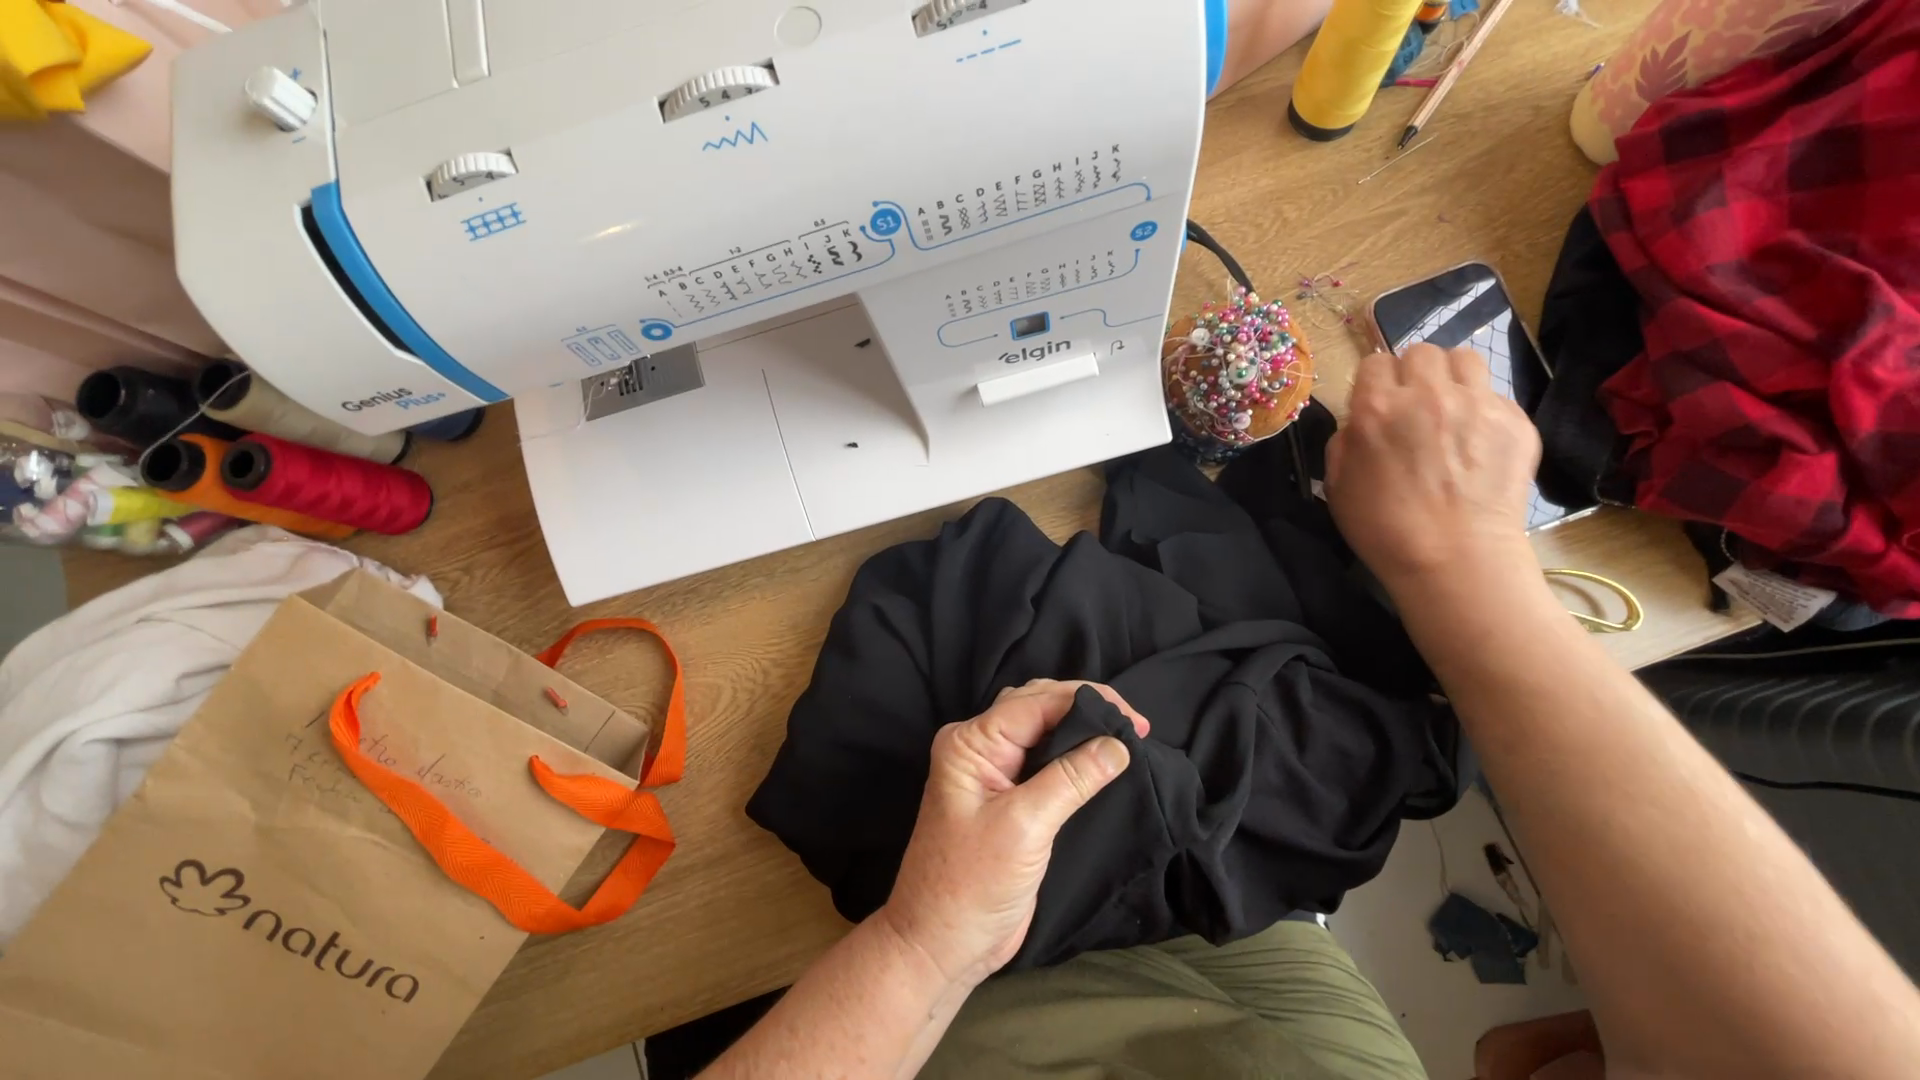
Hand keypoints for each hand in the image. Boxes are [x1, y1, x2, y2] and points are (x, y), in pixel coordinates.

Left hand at [879, 680, 1146, 987]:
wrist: (941, 943)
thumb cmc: (972, 884)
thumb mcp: (1024, 826)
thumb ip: (1071, 779)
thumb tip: (1118, 743)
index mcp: (970, 742)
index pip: (1036, 702)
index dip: (1088, 700)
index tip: (1137, 720)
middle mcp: (978, 748)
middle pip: (1038, 707)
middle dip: (1087, 708)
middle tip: (1137, 726)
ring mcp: (992, 773)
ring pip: (1042, 730)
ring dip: (1082, 728)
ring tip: (1127, 737)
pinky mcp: (1008, 799)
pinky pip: (1044, 761)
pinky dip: (1074, 756)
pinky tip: (1102, 761)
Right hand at [1325, 344, 1541, 592]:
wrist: (1454, 558)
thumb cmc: (1384, 528)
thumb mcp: (1337, 485)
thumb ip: (1344, 442)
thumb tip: (1360, 424)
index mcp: (1376, 408)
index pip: (1375, 362)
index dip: (1374, 383)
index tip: (1378, 405)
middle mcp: (1427, 394)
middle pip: (1421, 352)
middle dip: (1413, 373)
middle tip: (1414, 405)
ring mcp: (1477, 404)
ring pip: (1464, 359)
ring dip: (1451, 378)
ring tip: (1449, 409)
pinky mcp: (1515, 421)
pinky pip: (1495, 396)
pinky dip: (1482, 410)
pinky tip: (1476, 443)